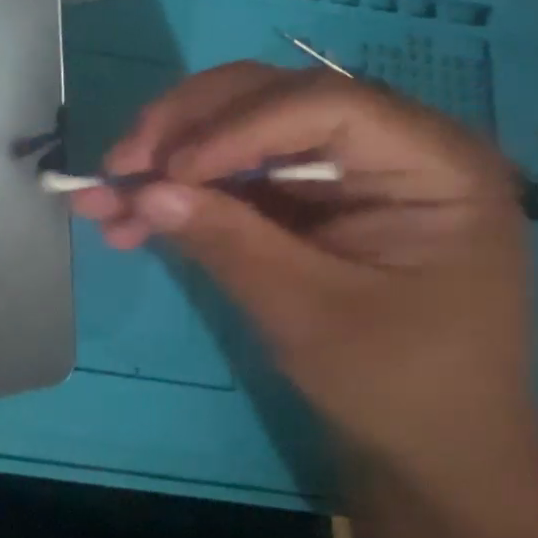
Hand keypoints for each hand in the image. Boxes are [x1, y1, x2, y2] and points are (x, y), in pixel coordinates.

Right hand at [72, 63, 537, 486]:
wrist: (429, 442)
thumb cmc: (401, 383)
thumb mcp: (312, 315)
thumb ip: (231, 244)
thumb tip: (144, 192)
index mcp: (433, 164)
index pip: (324, 105)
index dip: (235, 126)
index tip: (168, 173)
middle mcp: (386, 142)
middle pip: (266, 95)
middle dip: (183, 127)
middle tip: (118, 167)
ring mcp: (338, 163)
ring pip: (231, 121)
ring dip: (163, 154)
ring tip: (104, 197)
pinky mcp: (299, 189)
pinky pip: (222, 166)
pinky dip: (172, 187)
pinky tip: (127, 218)